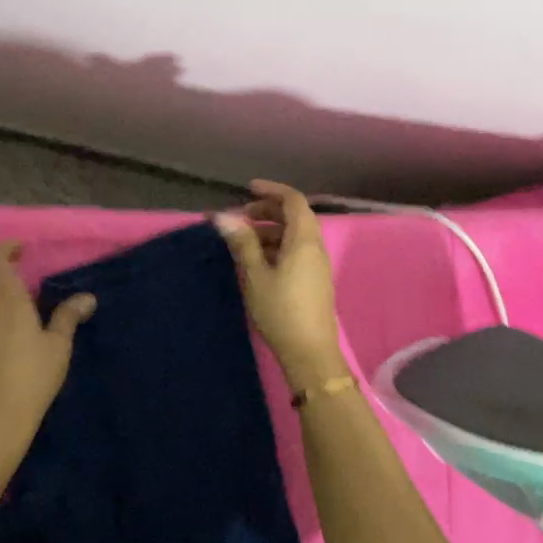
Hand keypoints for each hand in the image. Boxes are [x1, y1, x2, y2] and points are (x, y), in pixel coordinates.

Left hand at [0, 241, 95, 431]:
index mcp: (6, 299)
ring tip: (27, 323)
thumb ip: (68, 317)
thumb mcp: (58, 346)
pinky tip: (12, 348)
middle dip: (9, 281)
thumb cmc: (32, 375)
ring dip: (2, 306)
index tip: (21, 249)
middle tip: (33, 292)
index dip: (4, 249)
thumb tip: (86, 298)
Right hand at [213, 180, 347, 389]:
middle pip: (295, 217)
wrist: (310, 353)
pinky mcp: (314, 281)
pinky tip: (257, 263)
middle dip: (268, 212)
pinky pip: (296, 252)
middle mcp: (316, 248)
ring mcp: (317, 266)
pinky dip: (277, 248)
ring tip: (243, 242)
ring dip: (270, 232)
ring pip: (294, 236)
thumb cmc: (281, 311)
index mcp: (305, 240)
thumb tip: (224, 217)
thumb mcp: (255, 275)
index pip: (293, 201)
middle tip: (240, 218)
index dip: (272, 190)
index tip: (248, 189)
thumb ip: (242, 243)